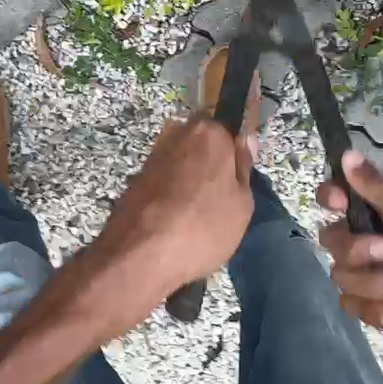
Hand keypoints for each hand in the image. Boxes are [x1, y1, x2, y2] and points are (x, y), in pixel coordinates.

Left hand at [94, 117, 255, 324]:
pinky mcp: (138, 176)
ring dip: (191, 181)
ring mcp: (155, 153)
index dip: (236, 155)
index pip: (230, 130)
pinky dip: (172, 195)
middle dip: (212, 165)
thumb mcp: (242, 203)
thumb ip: (244, 167)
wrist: (139, 253)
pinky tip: (177, 222)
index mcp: (209, 131)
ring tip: (197, 217)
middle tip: (221, 201)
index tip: (238, 181)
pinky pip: (166, 180)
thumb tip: (245, 139)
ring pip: (184, 162)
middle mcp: (179, 132)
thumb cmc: (202, 226)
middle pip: (204, 144)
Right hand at [317, 150, 382, 372]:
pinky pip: (349, 303)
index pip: (340, 193)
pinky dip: (374, 310)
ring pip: (341, 274)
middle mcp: (372, 237)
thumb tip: (347, 152)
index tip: (338, 204)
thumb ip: (375, 186)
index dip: (332, 197)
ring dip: (373, 285)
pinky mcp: (370, 304)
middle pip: (332, 237)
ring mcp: (370, 273)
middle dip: (358, 251)